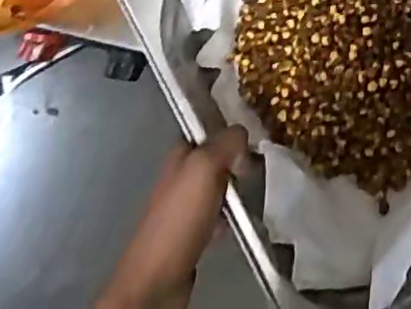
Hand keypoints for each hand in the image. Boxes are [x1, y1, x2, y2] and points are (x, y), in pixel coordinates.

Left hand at [96, 126, 248, 308]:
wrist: (156, 280)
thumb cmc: (180, 216)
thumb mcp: (206, 166)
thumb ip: (227, 142)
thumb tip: (244, 134)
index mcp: (179, 154)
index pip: (210, 130)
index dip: (232, 133)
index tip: (254, 141)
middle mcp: (180, 175)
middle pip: (217, 159)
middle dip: (237, 163)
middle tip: (254, 170)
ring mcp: (183, 206)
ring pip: (219, 187)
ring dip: (235, 190)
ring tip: (250, 195)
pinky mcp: (190, 233)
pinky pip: (218, 214)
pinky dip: (229, 217)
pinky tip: (236, 223)